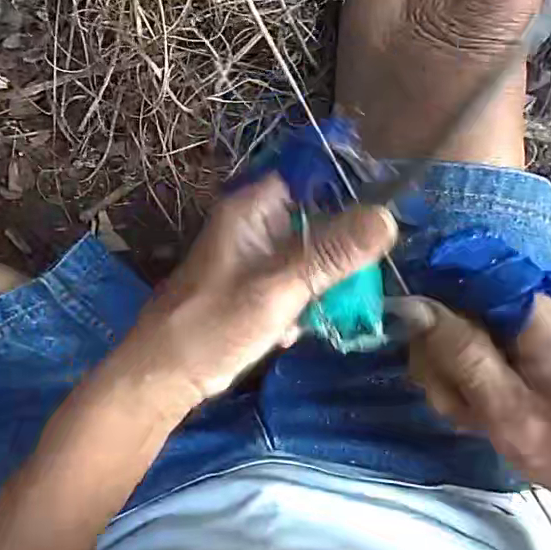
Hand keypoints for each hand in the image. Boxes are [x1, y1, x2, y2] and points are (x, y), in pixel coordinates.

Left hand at [116, 175, 396, 412]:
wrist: (162, 376)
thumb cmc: (214, 326)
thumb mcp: (279, 289)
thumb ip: (332, 254)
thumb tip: (387, 216)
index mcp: (252, 208)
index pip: (309, 173)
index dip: (348, 183)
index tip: (388, 207)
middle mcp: (253, 223)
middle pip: (315, 216)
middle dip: (342, 246)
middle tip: (362, 277)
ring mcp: (253, 256)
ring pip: (309, 253)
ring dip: (325, 280)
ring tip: (331, 310)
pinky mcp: (253, 286)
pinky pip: (295, 279)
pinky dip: (304, 300)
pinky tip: (295, 330)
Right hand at [393, 294, 550, 535]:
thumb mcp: (507, 413)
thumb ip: (462, 356)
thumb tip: (415, 306)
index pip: (483, 284)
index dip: (444, 309)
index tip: (428, 348)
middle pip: (473, 308)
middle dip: (449, 355)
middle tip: (453, 401)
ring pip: (475, 329)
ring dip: (458, 372)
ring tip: (470, 412)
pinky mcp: (545, 347)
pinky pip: (492, 345)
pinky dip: (476, 375)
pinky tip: (481, 406)